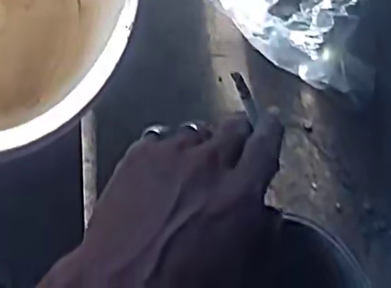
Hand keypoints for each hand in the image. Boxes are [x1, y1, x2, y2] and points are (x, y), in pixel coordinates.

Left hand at [39, 112, 284, 287]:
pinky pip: (162, 140)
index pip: (265, 144)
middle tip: (235, 148)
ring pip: (196, 132)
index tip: (273, 120)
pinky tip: (162, 177)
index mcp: (238, 195)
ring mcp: (170, 152)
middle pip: (232, 127)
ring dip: (200, 147)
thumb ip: (258, 233)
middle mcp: (206, 164)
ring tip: (193, 172)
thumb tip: (266, 215)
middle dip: (237, 135)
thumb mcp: (237, 272)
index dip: (272, 129)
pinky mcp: (139, 151)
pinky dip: (167, 153)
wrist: (117, 287)